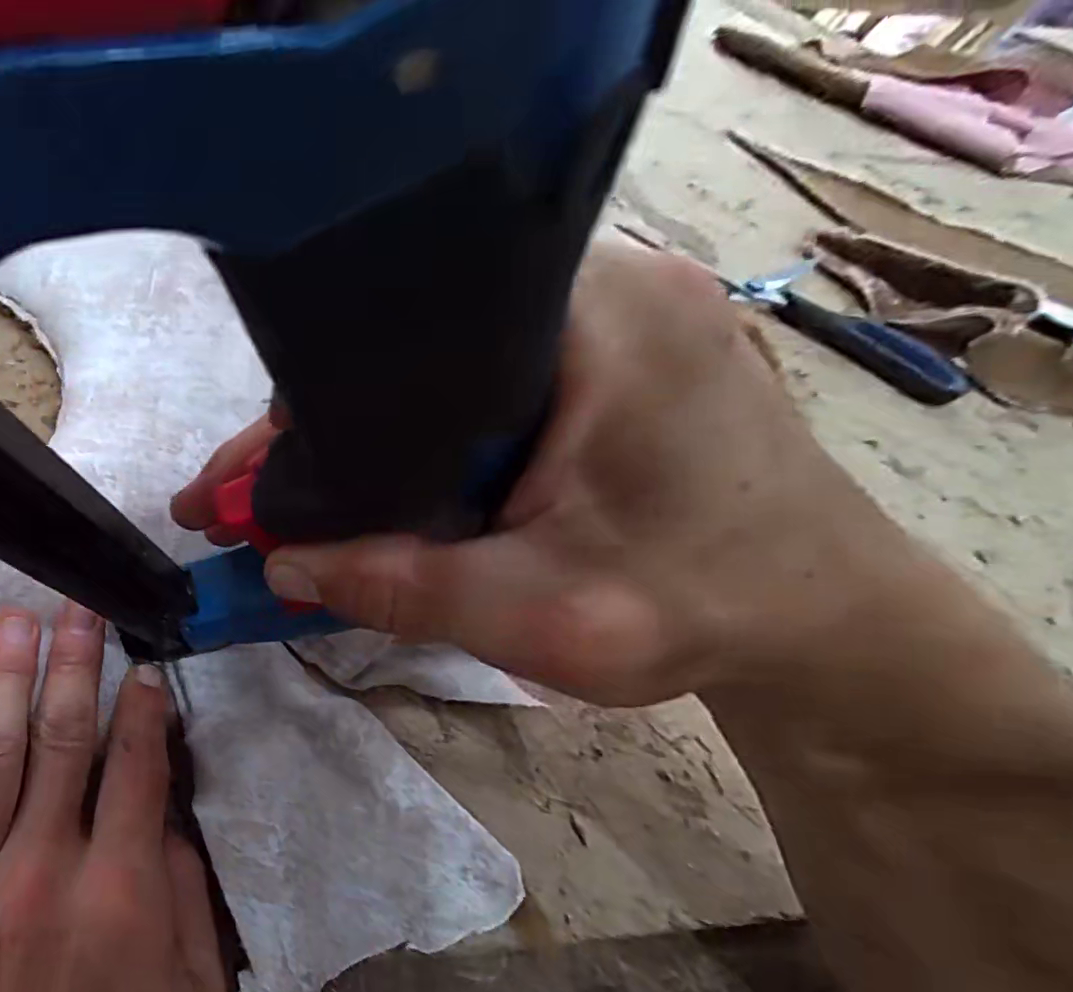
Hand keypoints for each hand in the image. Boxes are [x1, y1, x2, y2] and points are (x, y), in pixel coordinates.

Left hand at [0, 604, 234, 991]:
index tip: (143, 663)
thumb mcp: (194, 991)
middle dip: (74, 662)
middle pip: (64, 738)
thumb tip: (162, 804)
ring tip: (11, 621)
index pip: (137, 762)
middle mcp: (46, 871)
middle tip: (77, 608)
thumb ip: (183, 888)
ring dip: (2, 678)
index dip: (143, 704)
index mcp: (123, 890)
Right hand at [173, 239, 916, 705]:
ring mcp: (605, 314)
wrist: (829, 624)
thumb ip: (402, 588)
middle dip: (317, 429)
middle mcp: (596, 287)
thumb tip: (279, 568)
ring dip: (362, 435)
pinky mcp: (605, 355)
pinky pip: (474, 388)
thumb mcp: (540, 611)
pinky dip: (415, 437)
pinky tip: (372, 484)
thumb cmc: (702, 609)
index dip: (306, 410)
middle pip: (406, 352)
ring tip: (287, 497)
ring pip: (434, 372)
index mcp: (590, 316)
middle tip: (243, 495)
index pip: (400, 338)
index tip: (245, 472)